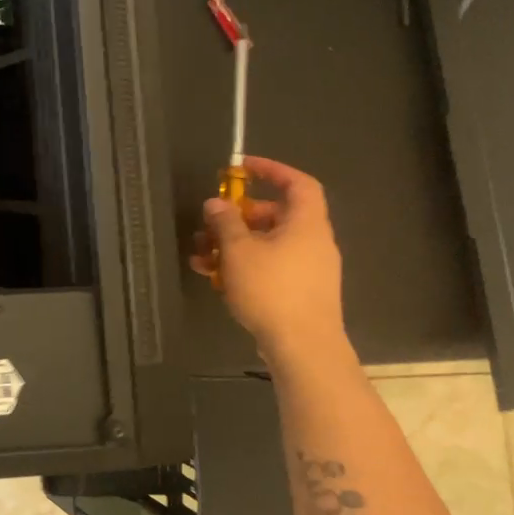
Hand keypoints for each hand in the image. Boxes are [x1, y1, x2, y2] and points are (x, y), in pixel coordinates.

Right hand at [190, 156, 347, 363]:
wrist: (303, 346)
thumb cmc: (272, 290)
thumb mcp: (238, 251)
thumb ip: (225, 222)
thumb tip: (217, 203)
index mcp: (306, 225)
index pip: (299, 184)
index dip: (273, 170)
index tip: (242, 168)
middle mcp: (312, 242)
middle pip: (276, 215)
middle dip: (238, 214)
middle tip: (210, 220)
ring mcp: (308, 268)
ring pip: (267, 242)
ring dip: (232, 242)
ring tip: (200, 253)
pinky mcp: (299, 290)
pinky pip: (268, 265)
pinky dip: (242, 264)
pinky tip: (213, 275)